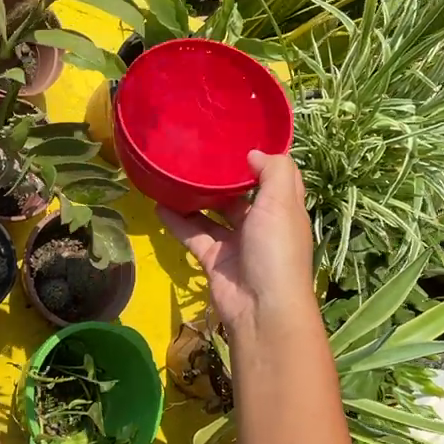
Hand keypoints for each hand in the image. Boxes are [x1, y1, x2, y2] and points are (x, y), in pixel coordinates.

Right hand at [157, 151, 315, 340]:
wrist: (260, 306)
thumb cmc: (276, 249)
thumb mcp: (281, 202)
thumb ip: (273, 172)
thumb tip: (253, 153)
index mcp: (284, 209)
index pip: (277, 177)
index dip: (264, 158)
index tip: (240, 138)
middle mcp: (261, 224)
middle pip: (242, 195)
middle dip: (224, 177)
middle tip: (200, 154)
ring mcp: (236, 243)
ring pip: (214, 214)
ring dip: (196, 198)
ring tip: (175, 177)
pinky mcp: (214, 259)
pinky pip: (194, 235)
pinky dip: (178, 222)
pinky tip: (160, 205)